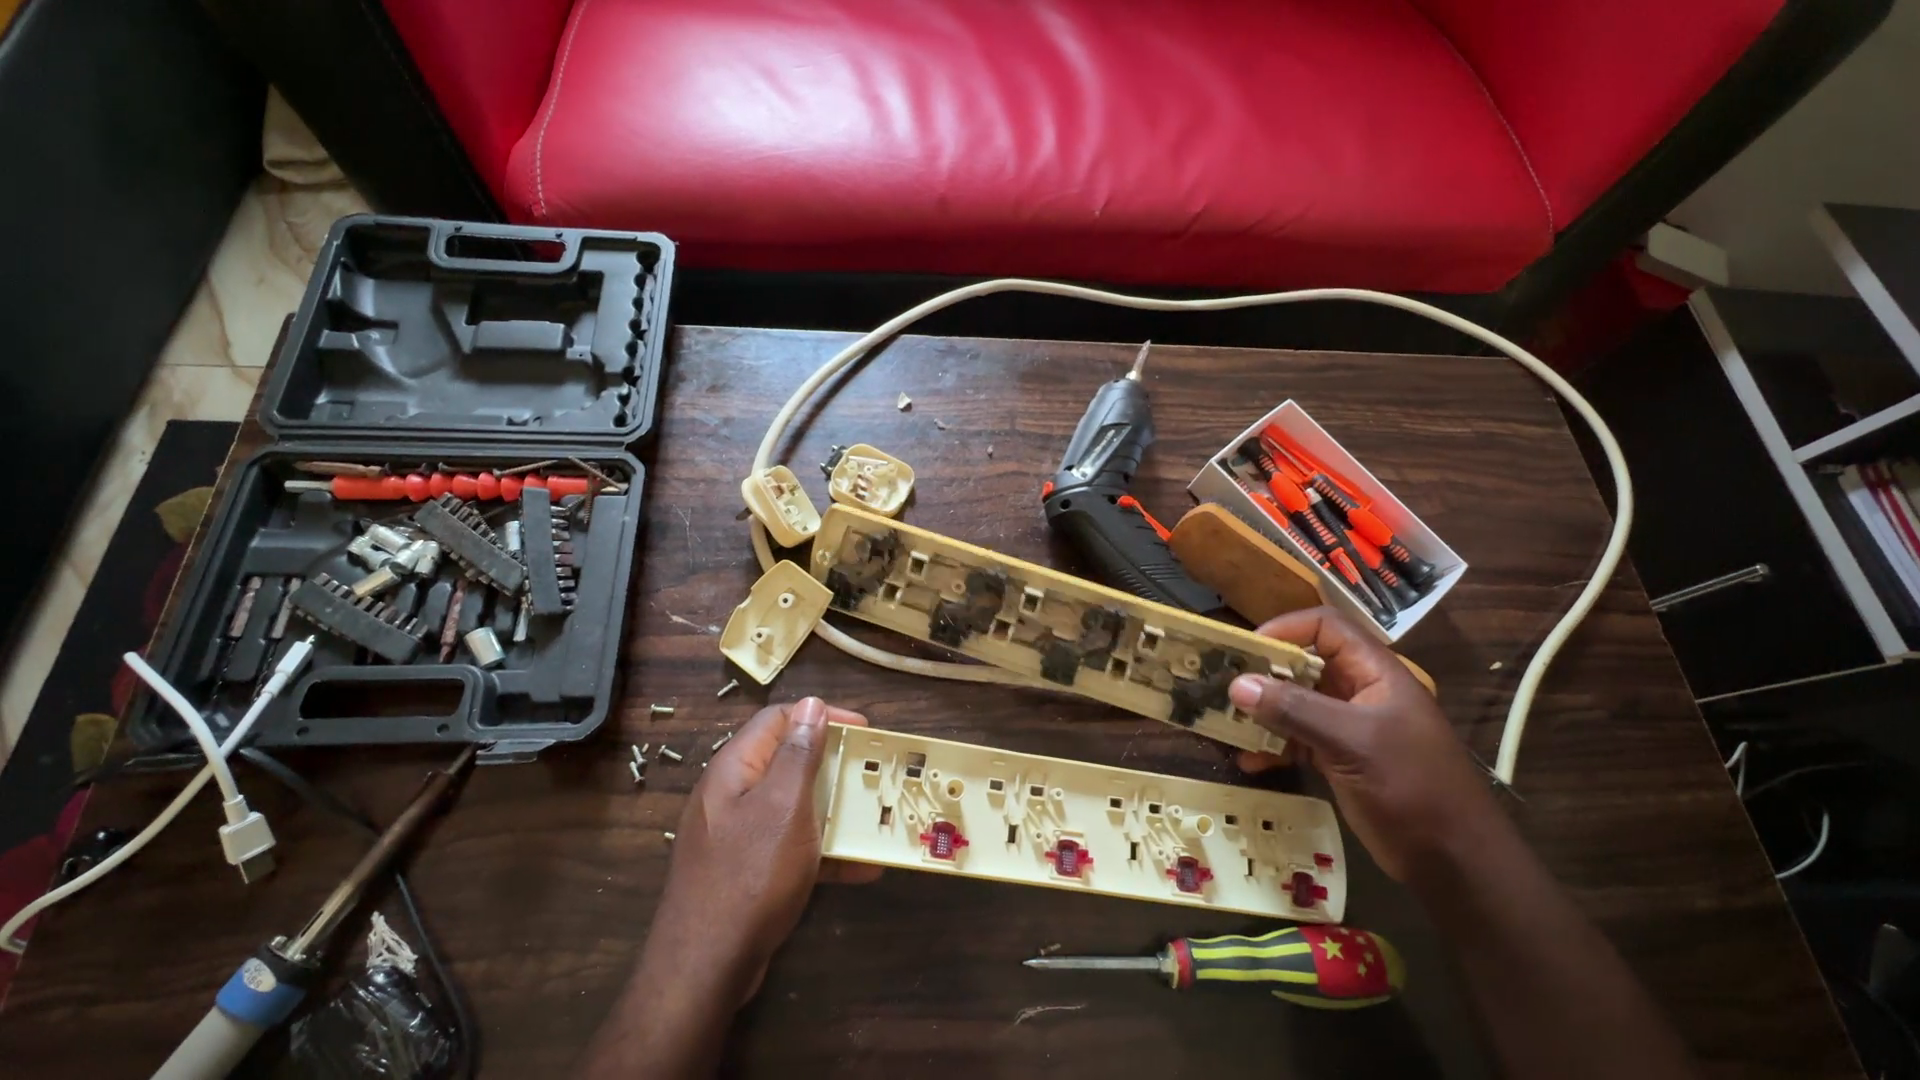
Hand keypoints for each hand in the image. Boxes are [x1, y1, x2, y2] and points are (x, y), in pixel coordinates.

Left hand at [649, 697, 881, 1001]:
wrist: (706, 965)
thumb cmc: (749, 874)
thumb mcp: (783, 806)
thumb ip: (798, 754)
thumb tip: (810, 705)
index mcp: (734, 768)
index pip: (778, 719)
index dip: (821, 716)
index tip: (864, 730)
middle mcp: (732, 795)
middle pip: (787, 762)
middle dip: (833, 765)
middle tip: (872, 773)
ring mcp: (737, 835)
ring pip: (793, 806)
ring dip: (834, 810)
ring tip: (874, 817)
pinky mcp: (747, 871)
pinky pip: (791, 847)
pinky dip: (824, 851)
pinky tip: (862, 867)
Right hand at [1229, 607, 1502, 881]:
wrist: (1454, 861)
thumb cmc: (1412, 787)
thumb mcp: (1351, 742)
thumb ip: (1295, 710)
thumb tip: (1237, 684)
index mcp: (1374, 673)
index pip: (1325, 628)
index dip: (1285, 629)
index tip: (1245, 650)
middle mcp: (1360, 693)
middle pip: (1305, 665)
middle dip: (1263, 674)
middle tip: (1221, 685)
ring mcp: (1349, 728)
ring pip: (1296, 704)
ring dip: (1262, 713)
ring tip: (1226, 724)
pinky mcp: (1340, 759)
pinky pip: (1297, 740)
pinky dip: (1273, 746)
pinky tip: (1249, 762)